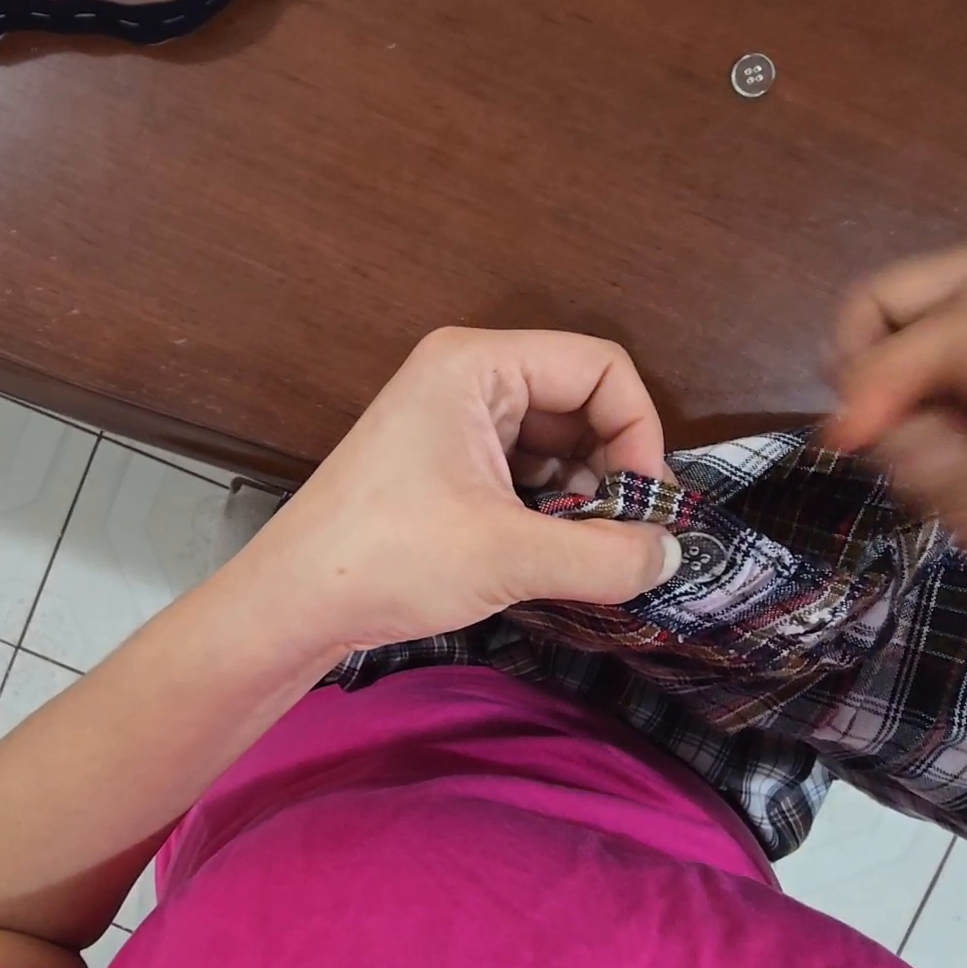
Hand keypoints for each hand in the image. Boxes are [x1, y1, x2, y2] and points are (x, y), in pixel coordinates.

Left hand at [233, 328, 681, 654]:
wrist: (293, 603)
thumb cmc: (389, 558)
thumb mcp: (510, 555)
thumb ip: (607, 555)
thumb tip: (673, 557)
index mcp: (475, 364)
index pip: (599, 368)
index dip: (639, 432)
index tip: (646, 508)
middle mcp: (461, 378)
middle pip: (576, 402)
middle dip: (608, 468)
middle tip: (620, 537)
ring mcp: (445, 421)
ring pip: (548, 442)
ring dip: (577, 495)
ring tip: (581, 551)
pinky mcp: (437, 464)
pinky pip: (515, 470)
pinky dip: (543, 507)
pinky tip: (546, 551)